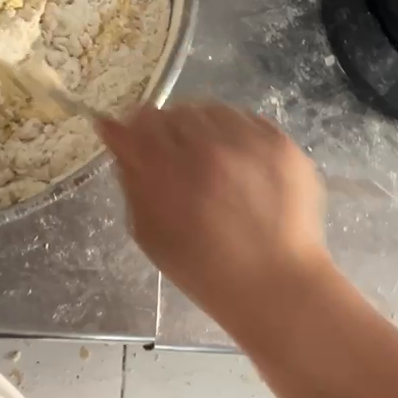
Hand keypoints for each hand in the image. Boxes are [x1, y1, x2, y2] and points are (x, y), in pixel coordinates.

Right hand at [97, 103, 332, 328]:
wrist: (276, 285)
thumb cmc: (205, 269)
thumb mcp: (150, 233)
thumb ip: (131, 179)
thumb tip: (116, 134)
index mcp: (171, 169)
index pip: (141, 120)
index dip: (134, 128)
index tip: (135, 138)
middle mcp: (210, 146)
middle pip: (177, 112)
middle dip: (170, 132)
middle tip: (178, 161)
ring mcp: (250, 142)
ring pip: (213, 111)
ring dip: (205, 129)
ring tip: (213, 162)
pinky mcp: (281, 144)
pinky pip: (249, 121)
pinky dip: (238, 136)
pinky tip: (241, 165)